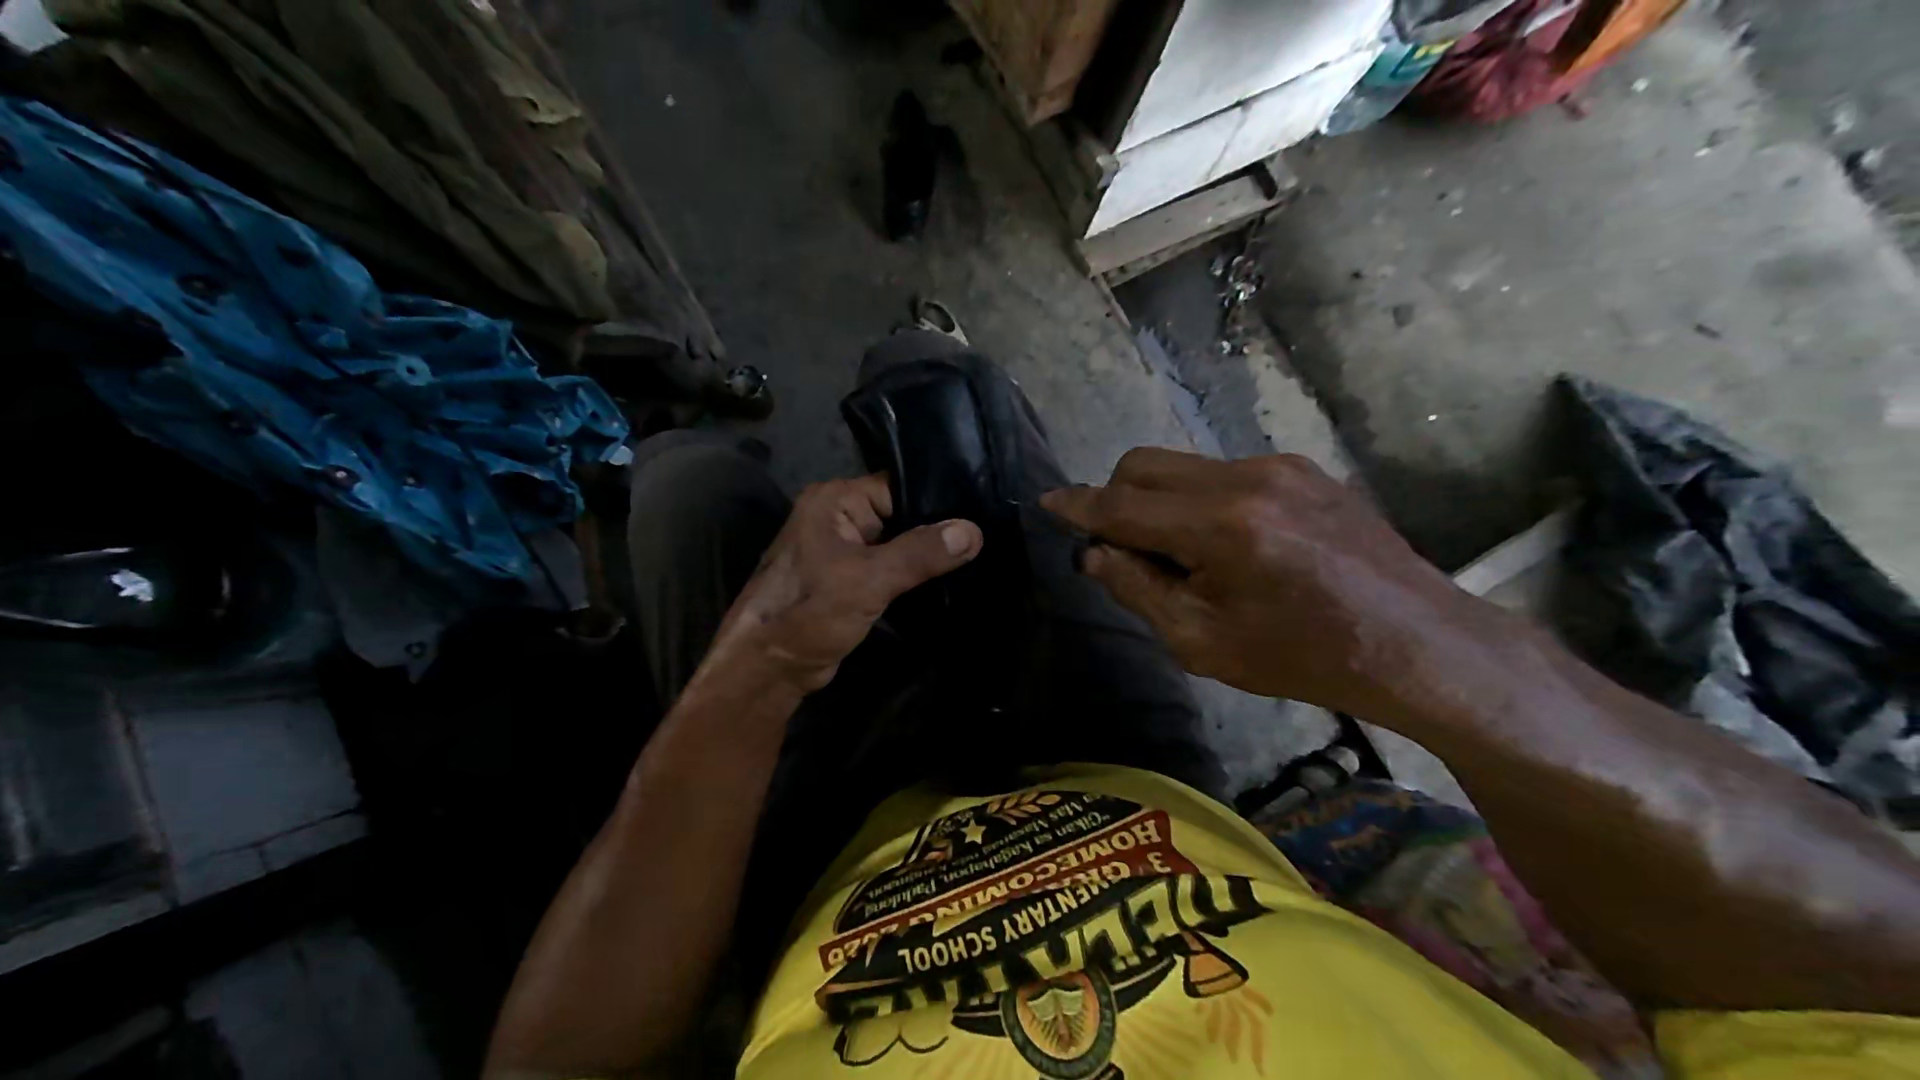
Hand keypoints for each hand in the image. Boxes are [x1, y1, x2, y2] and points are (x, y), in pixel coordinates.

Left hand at [694, 474, 982, 699]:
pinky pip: (891, 567)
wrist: (770, 669)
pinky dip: (914, 575)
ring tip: (977, 557)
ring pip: (899, 543)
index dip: (938, 499)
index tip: (982, 512)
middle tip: (987, 537)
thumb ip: (921, 554)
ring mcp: (844, 550)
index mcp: (835, 501)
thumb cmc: (808, 613)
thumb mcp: (869, 580)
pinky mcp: (851, 579)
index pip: (898, 485)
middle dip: (938, 529)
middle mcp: (838, 517)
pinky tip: (951, 580)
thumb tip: (974, 531)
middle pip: (901, 513)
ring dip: (928, 555)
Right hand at [1041, 449, 1477, 717]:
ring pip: (1182, 465)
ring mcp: (1279, 465)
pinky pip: (1222, 472)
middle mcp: (1246, 478)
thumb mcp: (1204, 642)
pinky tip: (1224, 544)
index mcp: (1222, 527)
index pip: (1123, 505)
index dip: (1078, 506)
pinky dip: (1198, 499)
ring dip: (1158, 501)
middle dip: (1114, 498)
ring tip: (1181, 554)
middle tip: (1120, 548)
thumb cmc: (1304, 657)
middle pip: (1144, 464)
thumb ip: (1138, 589)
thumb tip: (1094, 554)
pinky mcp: (1301, 468)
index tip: (1046, 503)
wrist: (1416, 643)